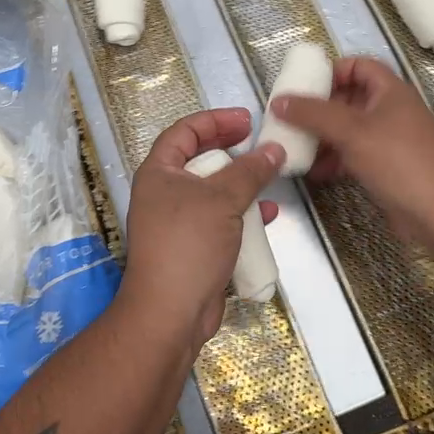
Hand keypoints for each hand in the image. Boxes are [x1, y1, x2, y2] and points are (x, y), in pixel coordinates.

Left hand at [119, 108, 282, 352]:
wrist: (170, 312)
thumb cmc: (188, 244)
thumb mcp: (222, 200)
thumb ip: (250, 171)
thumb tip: (274, 149)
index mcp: (158, 172)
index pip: (184, 132)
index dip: (215, 120)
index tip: (247, 120)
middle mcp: (164, 193)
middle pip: (200, 160)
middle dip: (231, 151)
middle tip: (259, 143)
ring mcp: (178, 222)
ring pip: (213, 192)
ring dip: (241, 184)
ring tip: (269, 176)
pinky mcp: (193, 247)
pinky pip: (221, 220)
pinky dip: (243, 215)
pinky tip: (268, 215)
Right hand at [269, 55, 433, 245]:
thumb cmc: (397, 161)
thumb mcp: (350, 132)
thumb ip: (312, 114)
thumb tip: (278, 100)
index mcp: (390, 91)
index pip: (358, 65)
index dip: (331, 71)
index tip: (304, 87)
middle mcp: (391, 110)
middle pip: (349, 98)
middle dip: (320, 109)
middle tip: (293, 120)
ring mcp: (391, 139)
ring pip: (349, 128)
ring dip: (323, 137)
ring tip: (298, 148)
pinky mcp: (387, 166)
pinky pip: (355, 153)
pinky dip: (335, 158)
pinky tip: (316, 172)